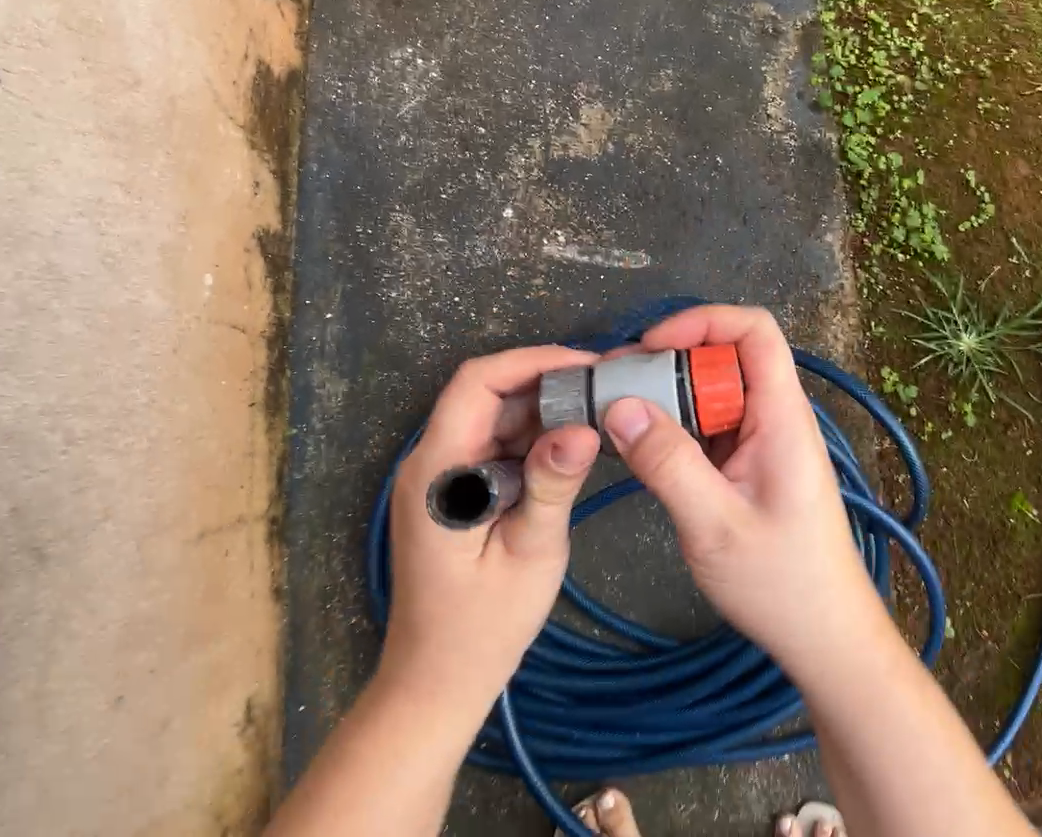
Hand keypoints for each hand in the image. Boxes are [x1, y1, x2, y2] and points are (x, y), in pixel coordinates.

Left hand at [378, 346, 602, 719]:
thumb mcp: (530, 551)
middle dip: (548, 383)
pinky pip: (497, 445)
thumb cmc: (483, 623)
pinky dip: (536, 437)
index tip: (588, 367)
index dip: (532, 361)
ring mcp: (443, 476)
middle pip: (487, 394)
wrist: (439, 679)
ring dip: (546, 409)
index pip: (477, 382)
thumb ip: (552, 483)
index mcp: (439, 469)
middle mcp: (433, 461)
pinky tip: (576, 446)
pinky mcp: (458, 491)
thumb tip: (584, 426)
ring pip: (495, 417)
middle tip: (608, 389)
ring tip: (602, 411)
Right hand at [600, 306, 891, 676]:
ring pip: (715, 396)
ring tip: (617, 418)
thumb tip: (619, 406)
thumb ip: (667, 463)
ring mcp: (765, 444)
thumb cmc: (780, 581)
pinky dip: (677, 431)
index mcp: (783, 417)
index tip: (651, 346)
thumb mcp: (714, 523)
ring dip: (669, 399)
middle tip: (615, 388)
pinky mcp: (752, 468)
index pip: (756, 332)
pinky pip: (712, 430)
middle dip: (672, 363)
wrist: (822, 633)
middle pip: (727, 360)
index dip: (704, 322)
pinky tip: (642, 451)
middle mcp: (777, 419)